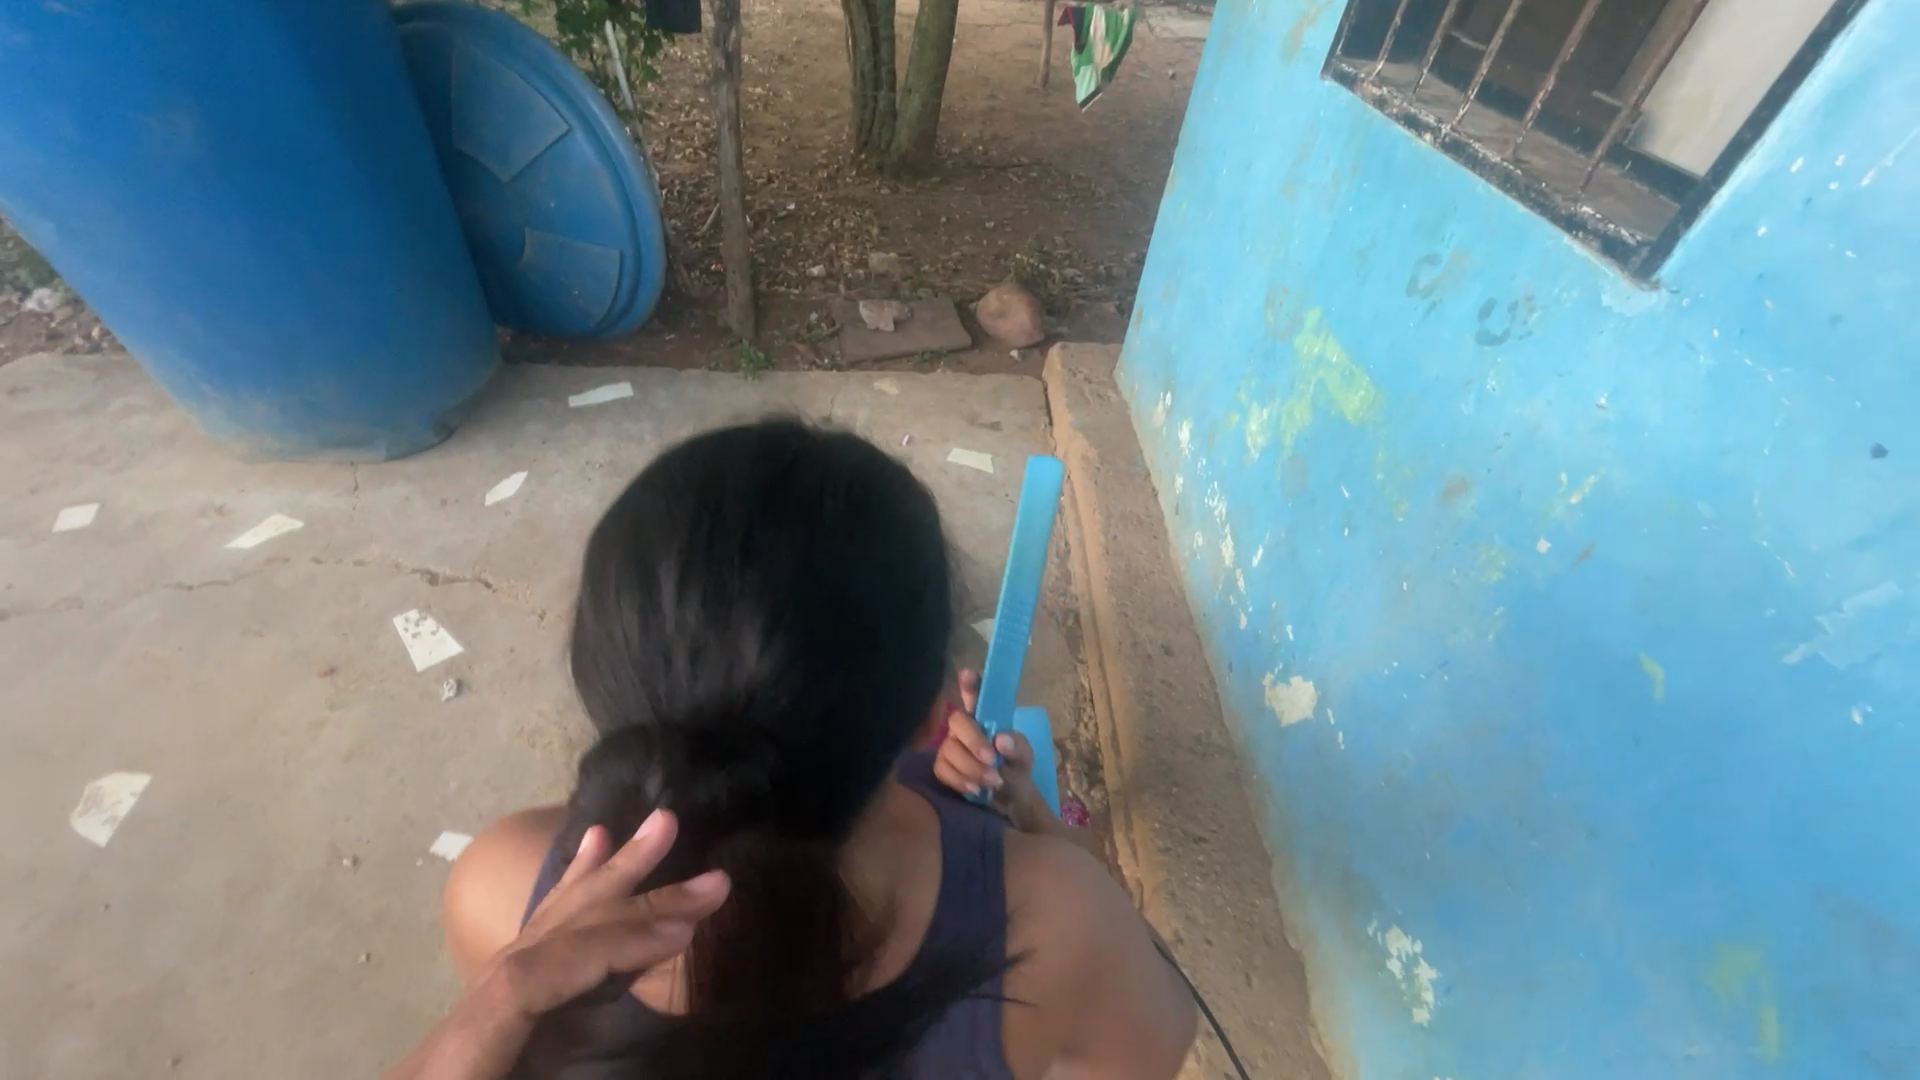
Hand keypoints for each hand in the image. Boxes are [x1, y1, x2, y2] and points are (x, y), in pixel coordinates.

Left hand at [387, 811, 728, 1079]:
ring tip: (656, 829)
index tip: (683, 933)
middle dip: (627, 895)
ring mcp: (466, 1025)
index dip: (608, 948)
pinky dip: (571, 900)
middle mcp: (455, 1033)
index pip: (529, 982)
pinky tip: (594, 855)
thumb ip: (575, 1073)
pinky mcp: (485, 1030)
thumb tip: (649, 1052)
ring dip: (609, 878)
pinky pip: (532, 948)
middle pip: (546, 941)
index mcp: (452, 1069)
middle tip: (698, 863)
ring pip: (540, 932)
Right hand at [933, 669, 1052, 833]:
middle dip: (973, 740)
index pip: (974, 693)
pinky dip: (960, 780)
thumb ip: (1017, 746)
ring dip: (972, 767)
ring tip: (994, 781)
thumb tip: (1001, 741)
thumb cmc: (1015, 768)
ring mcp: (951, 746)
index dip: (970, 683)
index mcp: (984, 716)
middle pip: (957, 721)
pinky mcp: (944, 767)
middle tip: (992, 758)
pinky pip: (943, 770)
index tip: (968, 674)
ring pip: (949, 750)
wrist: (1010, 800)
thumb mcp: (1024, 756)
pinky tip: (976, 788)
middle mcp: (963, 727)